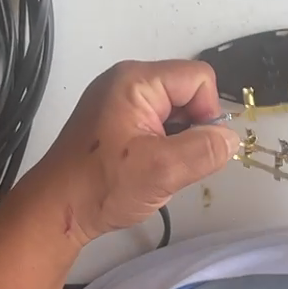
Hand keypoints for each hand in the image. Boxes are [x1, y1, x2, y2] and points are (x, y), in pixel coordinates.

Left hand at [9, 61, 239, 247]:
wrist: (57, 210)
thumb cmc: (103, 186)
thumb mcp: (162, 170)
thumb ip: (204, 150)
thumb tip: (230, 138)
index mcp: (136, 80)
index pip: (199, 78)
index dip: (207, 112)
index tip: (193, 148)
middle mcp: (126, 80)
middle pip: (186, 91)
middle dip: (191, 128)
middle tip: (171, 161)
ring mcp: (117, 99)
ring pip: (173, 110)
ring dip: (176, 140)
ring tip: (155, 166)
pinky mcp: (112, 118)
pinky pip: (155, 121)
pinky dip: (160, 144)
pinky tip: (144, 167)